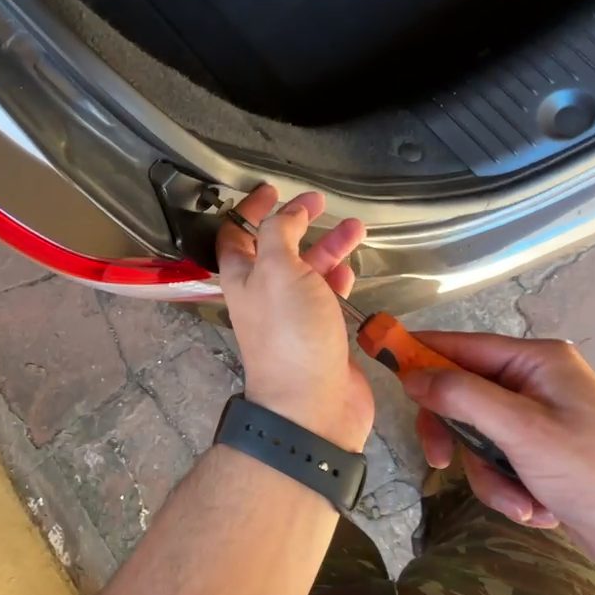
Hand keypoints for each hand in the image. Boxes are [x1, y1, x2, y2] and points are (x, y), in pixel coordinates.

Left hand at [216, 186, 370, 451]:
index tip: (272, 189)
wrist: (312, 406)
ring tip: (356, 228)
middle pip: (277, 247)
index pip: (237, 232)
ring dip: (328, 247)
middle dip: (298, 222)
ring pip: (307, 270)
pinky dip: (338, 279)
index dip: (251, 208)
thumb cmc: (290, 332)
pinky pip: (326, 297)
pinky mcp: (319, 334)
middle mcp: (263, 292)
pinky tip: (351, 270)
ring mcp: (291, 315)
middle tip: (322, 203)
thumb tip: (286, 210)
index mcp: (242, 276)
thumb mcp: (278, 269)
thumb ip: (279, 233)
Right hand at [402, 332, 594, 577]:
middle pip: (462, 394)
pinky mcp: (545, 455)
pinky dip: (509, 487)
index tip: (378, 357)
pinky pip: (500, 460)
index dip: (417, 353)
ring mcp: (541, 419)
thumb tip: (411, 375)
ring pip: (477, 435)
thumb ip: (462, 396)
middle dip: (456, 435)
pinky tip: (537, 508)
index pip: (460, 345)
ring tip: (521, 501)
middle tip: (438, 461)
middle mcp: (536, 382)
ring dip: (488, 473)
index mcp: (537, 360)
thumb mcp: (524, 432)